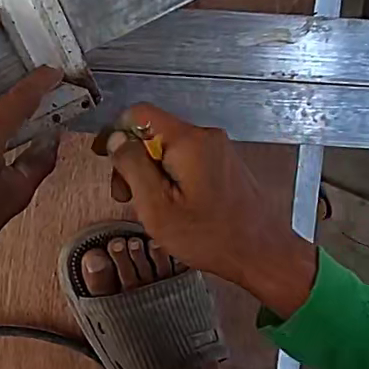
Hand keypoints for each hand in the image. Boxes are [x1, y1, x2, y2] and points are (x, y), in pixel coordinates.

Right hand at [103, 103, 317, 315]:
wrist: (263, 254)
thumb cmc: (211, 237)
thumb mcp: (157, 206)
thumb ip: (132, 166)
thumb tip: (116, 140)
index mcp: (188, 142)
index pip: (139, 114)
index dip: (115, 133)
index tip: (106, 159)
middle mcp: (206, 137)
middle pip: (153, 132)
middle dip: (132, 161)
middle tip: (126, 196)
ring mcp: (218, 150)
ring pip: (168, 148)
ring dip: (150, 173)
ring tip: (151, 207)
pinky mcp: (223, 164)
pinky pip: (185, 160)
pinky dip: (169, 178)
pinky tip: (172, 206)